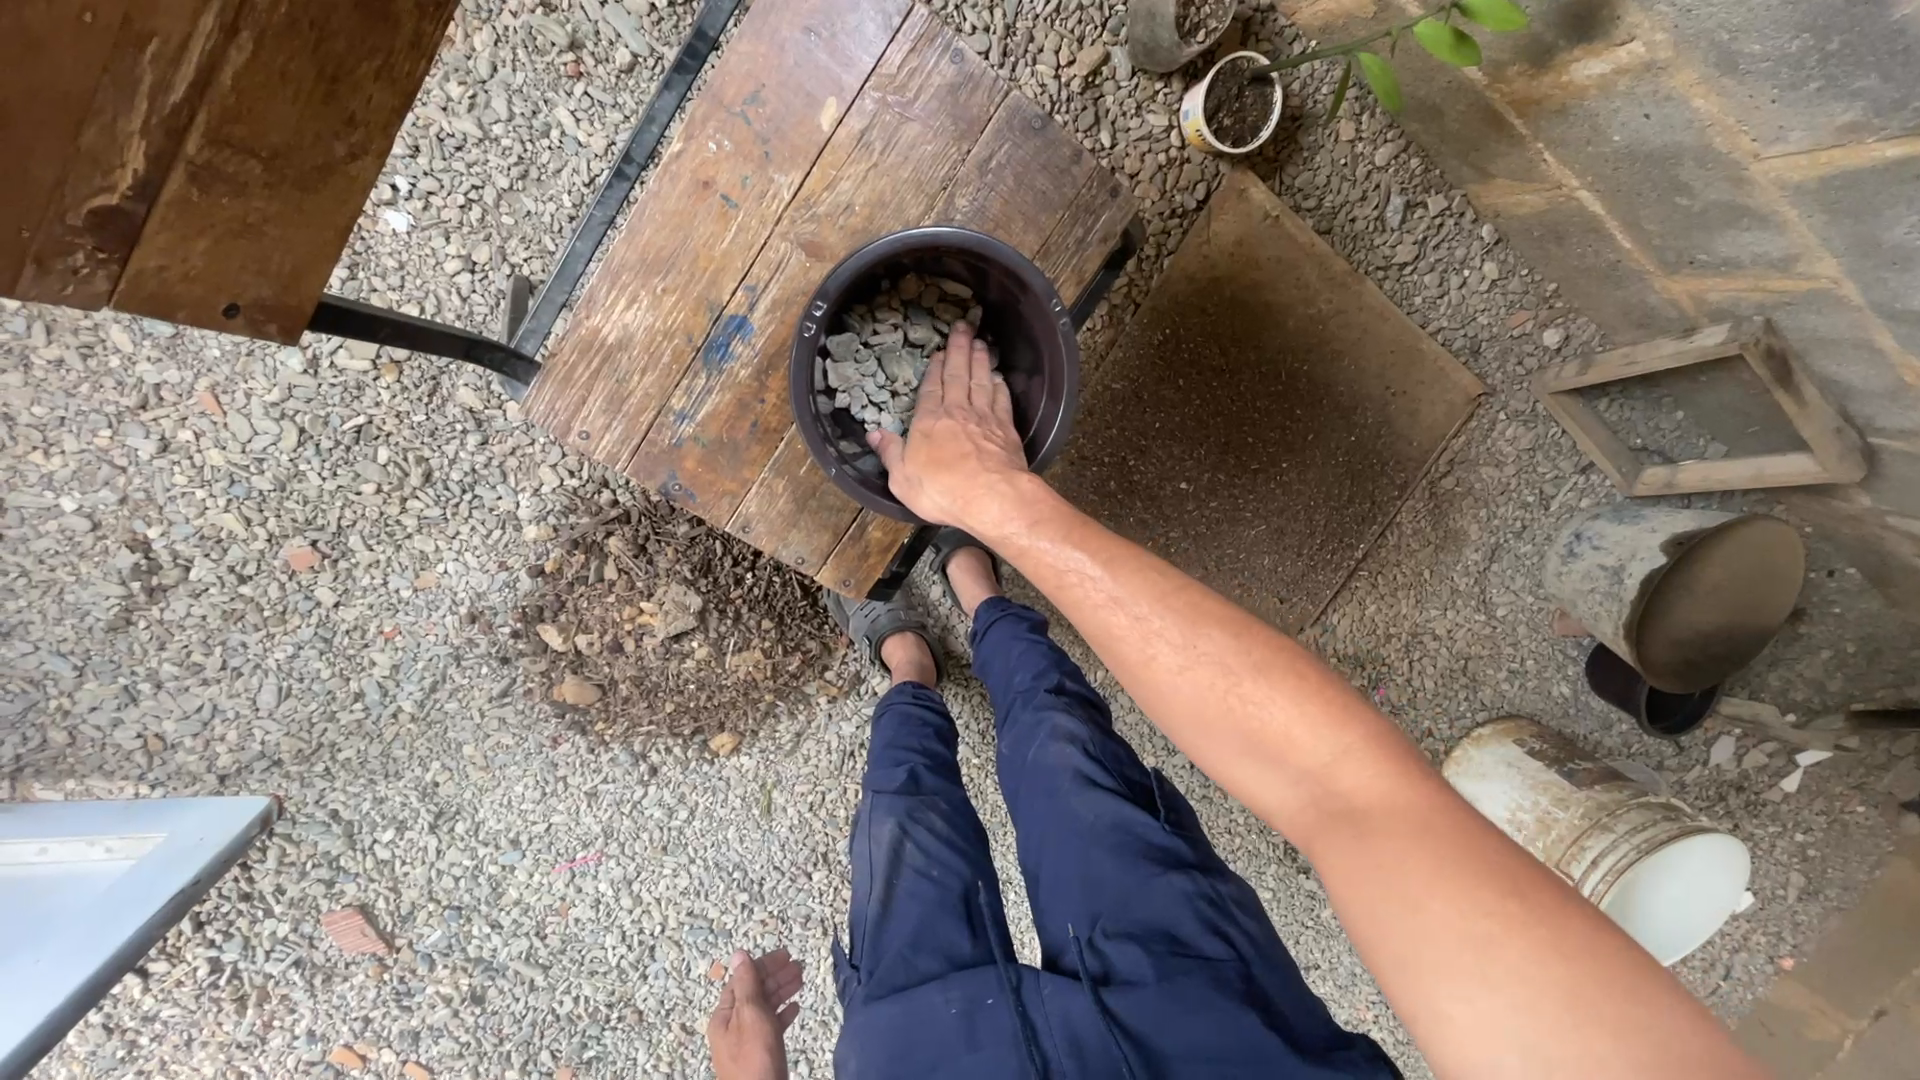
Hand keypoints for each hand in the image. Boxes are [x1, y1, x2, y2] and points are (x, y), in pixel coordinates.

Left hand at [706, 947, 803, 1079]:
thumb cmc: (754, 1055)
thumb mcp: (750, 1014)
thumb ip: (747, 983)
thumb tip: (738, 953)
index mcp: (725, 1015)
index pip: (742, 979)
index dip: (763, 964)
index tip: (785, 954)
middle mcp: (733, 1026)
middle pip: (754, 992)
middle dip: (775, 976)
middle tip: (798, 964)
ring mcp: (747, 1040)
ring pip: (765, 1007)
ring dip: (782, 991)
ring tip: (801, 979)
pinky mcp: (761, 1053)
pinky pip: (771, 1026)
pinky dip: (783, 1014)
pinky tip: (795, 1008)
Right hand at [868, 321, 1033, 531]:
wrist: (991, 498)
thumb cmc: (942, 491)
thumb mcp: (902, 478)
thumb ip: (890, 453)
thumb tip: (873, 433)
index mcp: (929, 422)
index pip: (931, 388)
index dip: (934, 369)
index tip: (939, 352)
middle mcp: (957, 413)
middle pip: (958, 375)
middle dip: (959, 350)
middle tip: (963, 327)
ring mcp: (985, 419)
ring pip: (981, 382)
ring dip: (980, 361)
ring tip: (981, 344)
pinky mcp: (1006, 431)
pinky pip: (1002, 400)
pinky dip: (1000, 386)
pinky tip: (999, 378)